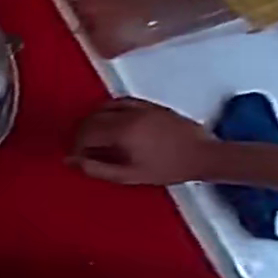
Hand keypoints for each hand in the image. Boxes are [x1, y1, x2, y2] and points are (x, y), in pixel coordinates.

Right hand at [71, 97, 223, 185]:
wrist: (208, 157)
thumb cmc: (167, 168)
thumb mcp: (128, 176)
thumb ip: (95, 169)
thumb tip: (69, 160)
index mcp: (121, 132)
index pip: (84, 134)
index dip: (76, 147)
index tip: (80, 157)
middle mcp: (128, 116)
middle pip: (90, 120)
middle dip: (81, 134)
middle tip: (85, 148)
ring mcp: (141, 109)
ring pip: (101, 108)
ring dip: (92, 121)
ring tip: (95, 134)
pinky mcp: (152, 106)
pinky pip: (121, 101)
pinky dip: (109, 109)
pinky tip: (111, 119)